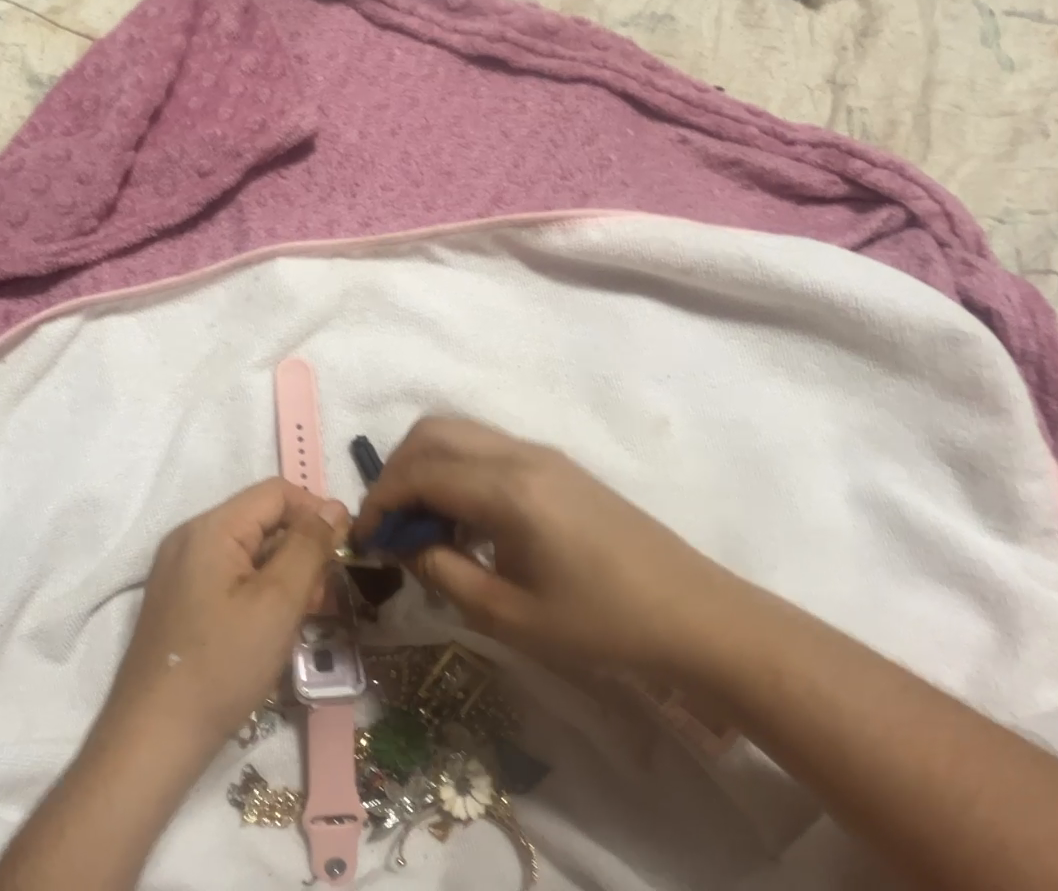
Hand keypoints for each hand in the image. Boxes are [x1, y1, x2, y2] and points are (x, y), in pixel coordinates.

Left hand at [98, 479, 348, 749]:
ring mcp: (180, 571)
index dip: (316, 513)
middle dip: (301, 550)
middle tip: (323, 598)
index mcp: (210, 528)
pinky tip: (276, 629)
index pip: (275, 493)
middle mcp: (190, 539)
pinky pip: (230, 578)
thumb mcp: (278, 602)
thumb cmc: (223, 664)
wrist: (156, 735)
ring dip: (285, 576)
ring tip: (305, 618)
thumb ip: (308, 547)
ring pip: (249, 553)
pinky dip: (260, 593)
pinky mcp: (180, 601)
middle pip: (261, 521)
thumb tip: (333, 506)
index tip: (343, 554)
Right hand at [356, 417, 738, 677]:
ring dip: (425, 468)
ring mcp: (542, 455)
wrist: (695, 616)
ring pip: (458, 434)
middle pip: (431, 433)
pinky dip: (455, 471)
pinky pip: (486, 449)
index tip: (363, 540)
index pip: (417, 473)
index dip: (378, 503)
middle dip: (395, 474)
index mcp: (508, 490)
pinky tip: (464, 523)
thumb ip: (440, 572)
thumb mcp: (506, 614)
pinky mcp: (557, 466)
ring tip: (422, 527)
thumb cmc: (600, 625)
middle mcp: (520, 455)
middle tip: (389, 528)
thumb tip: (401, 545)